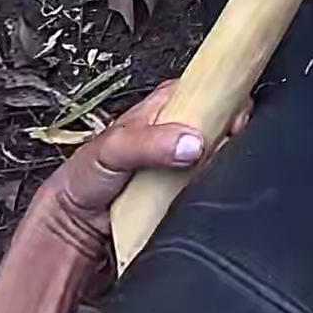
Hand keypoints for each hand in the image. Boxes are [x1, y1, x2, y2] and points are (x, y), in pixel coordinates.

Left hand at [30, 81, 243, 260]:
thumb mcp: (113, 147)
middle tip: (219, 152)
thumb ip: (149, 142)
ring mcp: (187, 158)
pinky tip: (206, 193)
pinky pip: (211, 184)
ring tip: (207, 175)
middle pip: (222, 123)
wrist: (76, 223)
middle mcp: (182, 126)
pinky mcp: (188, 188)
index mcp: (170, 102)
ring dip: (221, 166)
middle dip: (229, 137)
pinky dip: (213, 188)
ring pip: (220, 155)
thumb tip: (193, 142)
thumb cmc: (89, 172)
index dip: (228, 101)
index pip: (211, 89)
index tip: (236, 119)